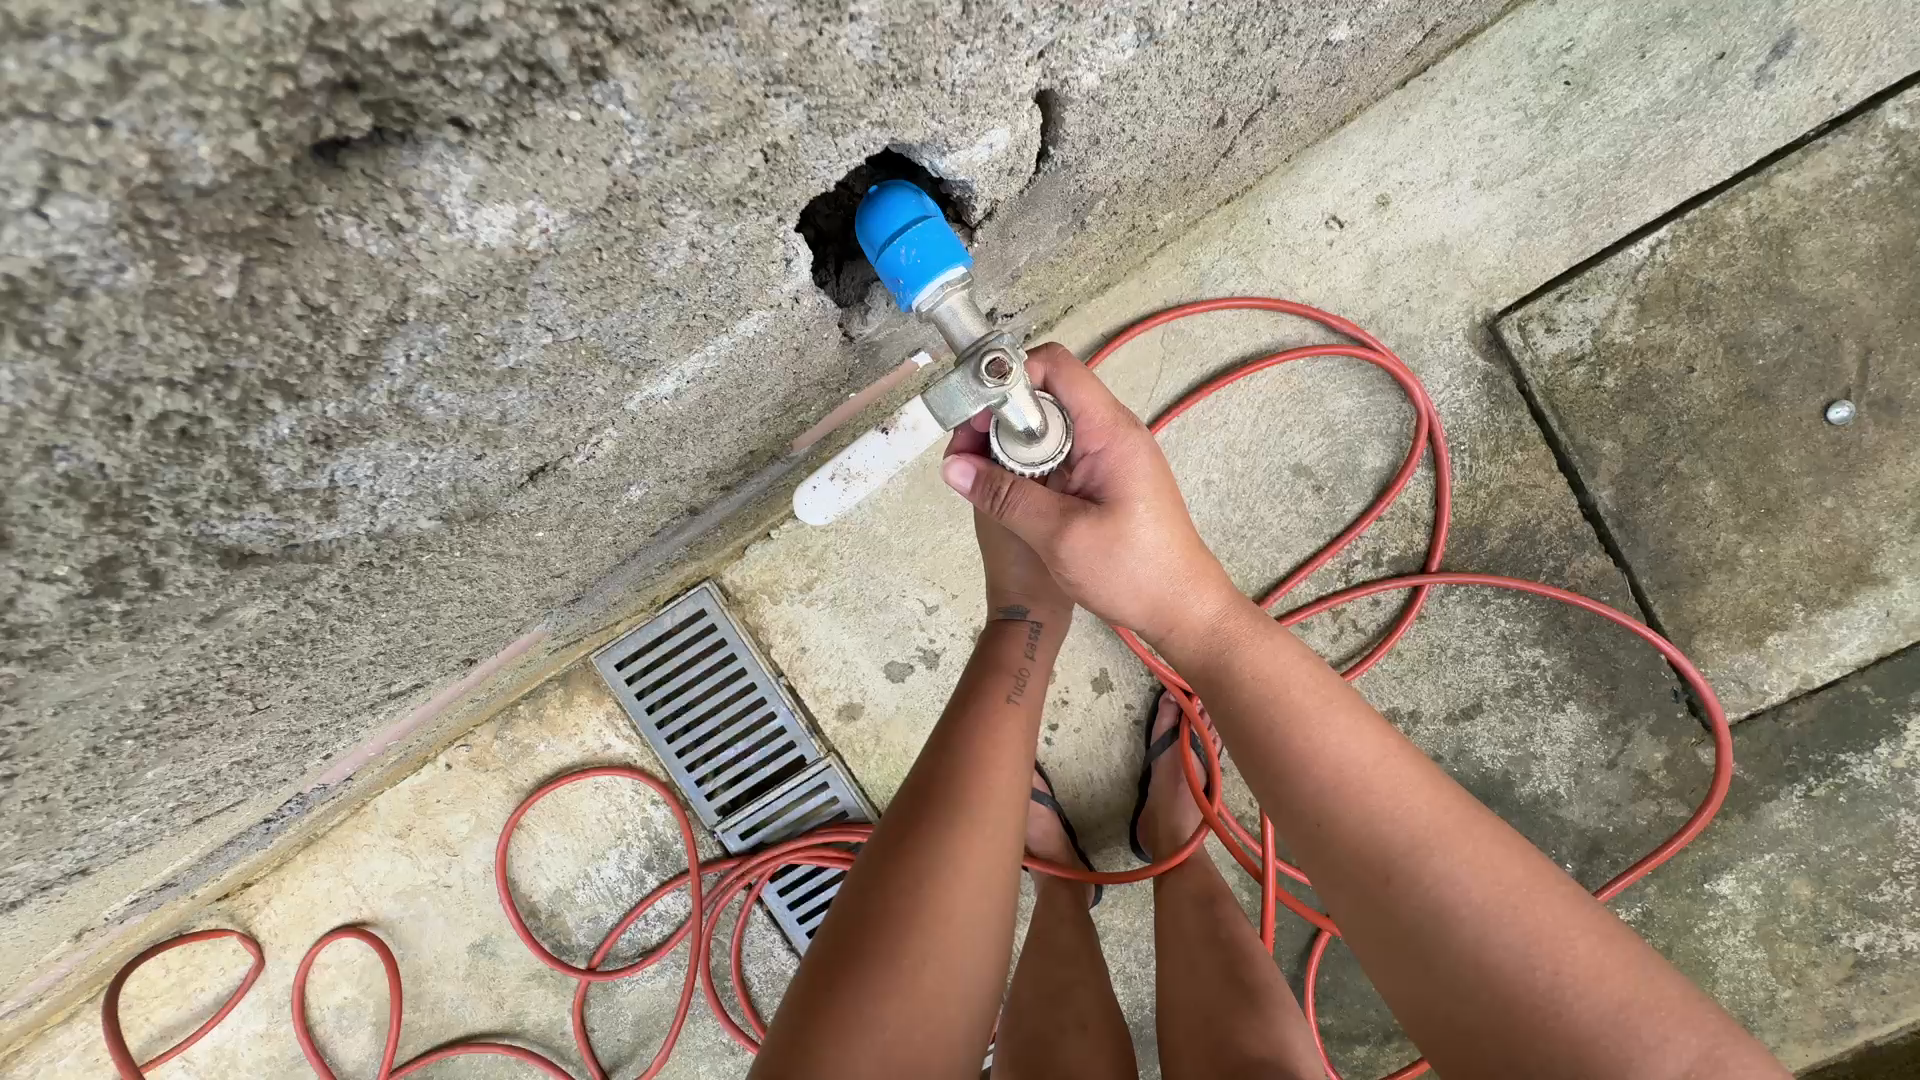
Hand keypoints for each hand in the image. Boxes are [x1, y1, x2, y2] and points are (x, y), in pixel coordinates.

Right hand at [938, 343, 1241, 644]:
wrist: (1181, 608)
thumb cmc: (1134, 572)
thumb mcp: (1061, 535)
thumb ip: (1005, 497)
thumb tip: (953, 467)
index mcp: (1109, 431)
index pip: (1055, 367)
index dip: (1008, 379)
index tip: (975, 417)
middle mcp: (1109, 433)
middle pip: (1043, 396)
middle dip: (997, 418)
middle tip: (963, 456)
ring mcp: (1106, 456)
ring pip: (1045, 429)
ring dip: (1007, 446)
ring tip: (975, 477)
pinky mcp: (1100, 480)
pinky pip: (1055, 457)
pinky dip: (1024, 467)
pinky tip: (1001, 491)